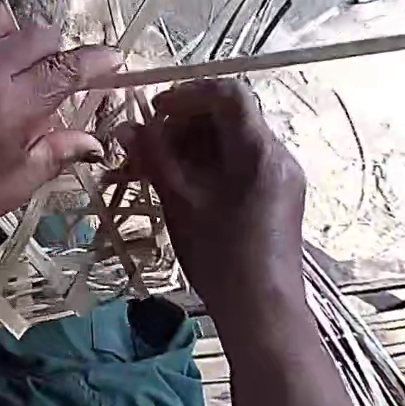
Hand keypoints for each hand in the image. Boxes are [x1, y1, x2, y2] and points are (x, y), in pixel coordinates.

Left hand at [0, 3, 119, 257]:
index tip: (112, 59)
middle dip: (56, 52)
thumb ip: (60, 150)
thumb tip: (96, 141)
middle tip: (54, 78)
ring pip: (0, 18)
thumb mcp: (17, 182)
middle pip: (38, 34)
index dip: (97, 60)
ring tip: (16, 68)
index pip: (65, 68)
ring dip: (19, 37)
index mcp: (7, 107)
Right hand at [115, 79, 306, 324]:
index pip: (228, 93)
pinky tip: (182, 184)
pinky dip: (208, 162)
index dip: (188, 93)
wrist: (263, 312)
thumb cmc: (221, 256)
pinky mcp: (276, 192)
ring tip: (158, 168)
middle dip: (184, 123)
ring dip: (192, 143)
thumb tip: (125, 127)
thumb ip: (154, 157)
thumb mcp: (180, 202)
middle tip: (149, 146)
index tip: (156, 112)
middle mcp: (276, 154)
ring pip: (230, 138)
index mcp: (259, 151)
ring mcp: (279, 174)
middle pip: (228, 115)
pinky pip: (239, 161)